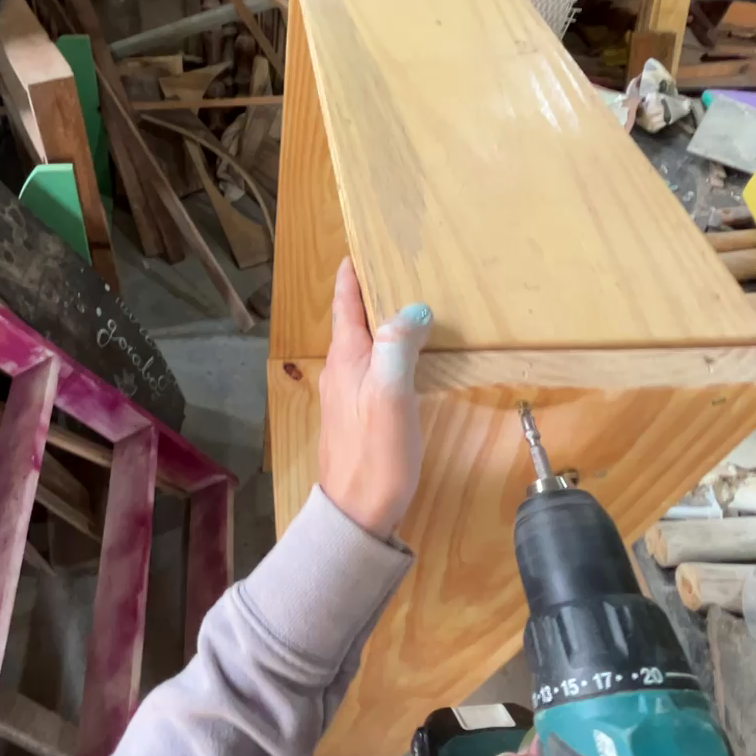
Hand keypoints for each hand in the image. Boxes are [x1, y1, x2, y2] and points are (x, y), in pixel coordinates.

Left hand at [318, 257, 431, 538]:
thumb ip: (398, 347)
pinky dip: (390, 346)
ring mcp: (348, 391)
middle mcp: (342, 367)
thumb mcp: (390, 395)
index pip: (345, 302)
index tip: (363, 243)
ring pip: (365, 341)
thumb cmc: (375, 452)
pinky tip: (410, 352)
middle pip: (354, 318)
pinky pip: (374, 363)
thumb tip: (413, 308)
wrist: (357, 512)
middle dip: (372, 289)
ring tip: (411, 300)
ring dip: (382, 318)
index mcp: (346, 356)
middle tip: (400, 264)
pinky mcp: (360, 411)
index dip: (352, 272)